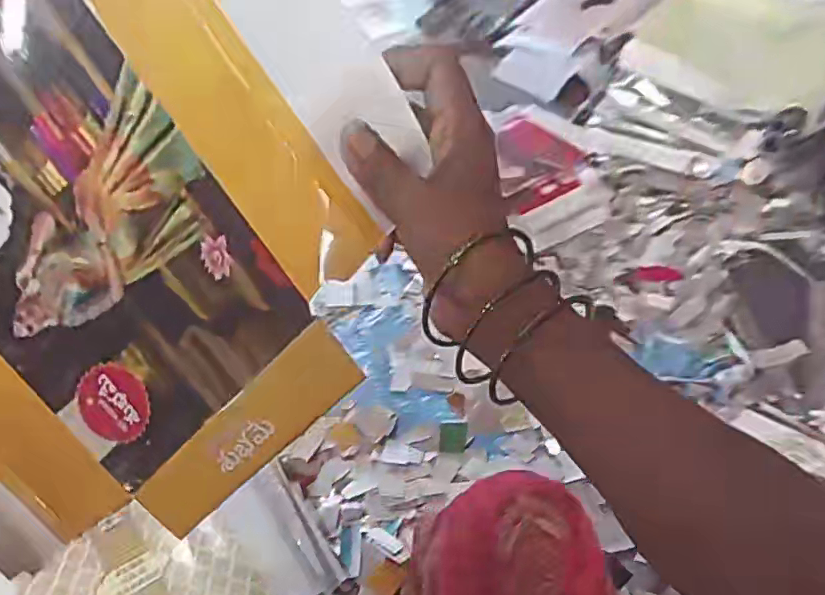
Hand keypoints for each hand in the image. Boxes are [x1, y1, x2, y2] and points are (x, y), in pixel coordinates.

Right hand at [341, 47, 546, 342]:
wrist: (481, 302)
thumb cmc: (453, 241)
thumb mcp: (410, 200)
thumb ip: (379, 166)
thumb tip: (352, 134)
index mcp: (462, 132)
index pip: (438, 70)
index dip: (404, 64)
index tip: (366, 82)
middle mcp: (459, 153)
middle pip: (417, 117)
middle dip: (380, 126)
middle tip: (343, 133)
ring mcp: (451, 187)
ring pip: (410, 162)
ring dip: (379, 172)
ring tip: (347, 180)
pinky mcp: (442, 219)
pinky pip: (410, 200)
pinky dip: (389, 211)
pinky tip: (371, 231)